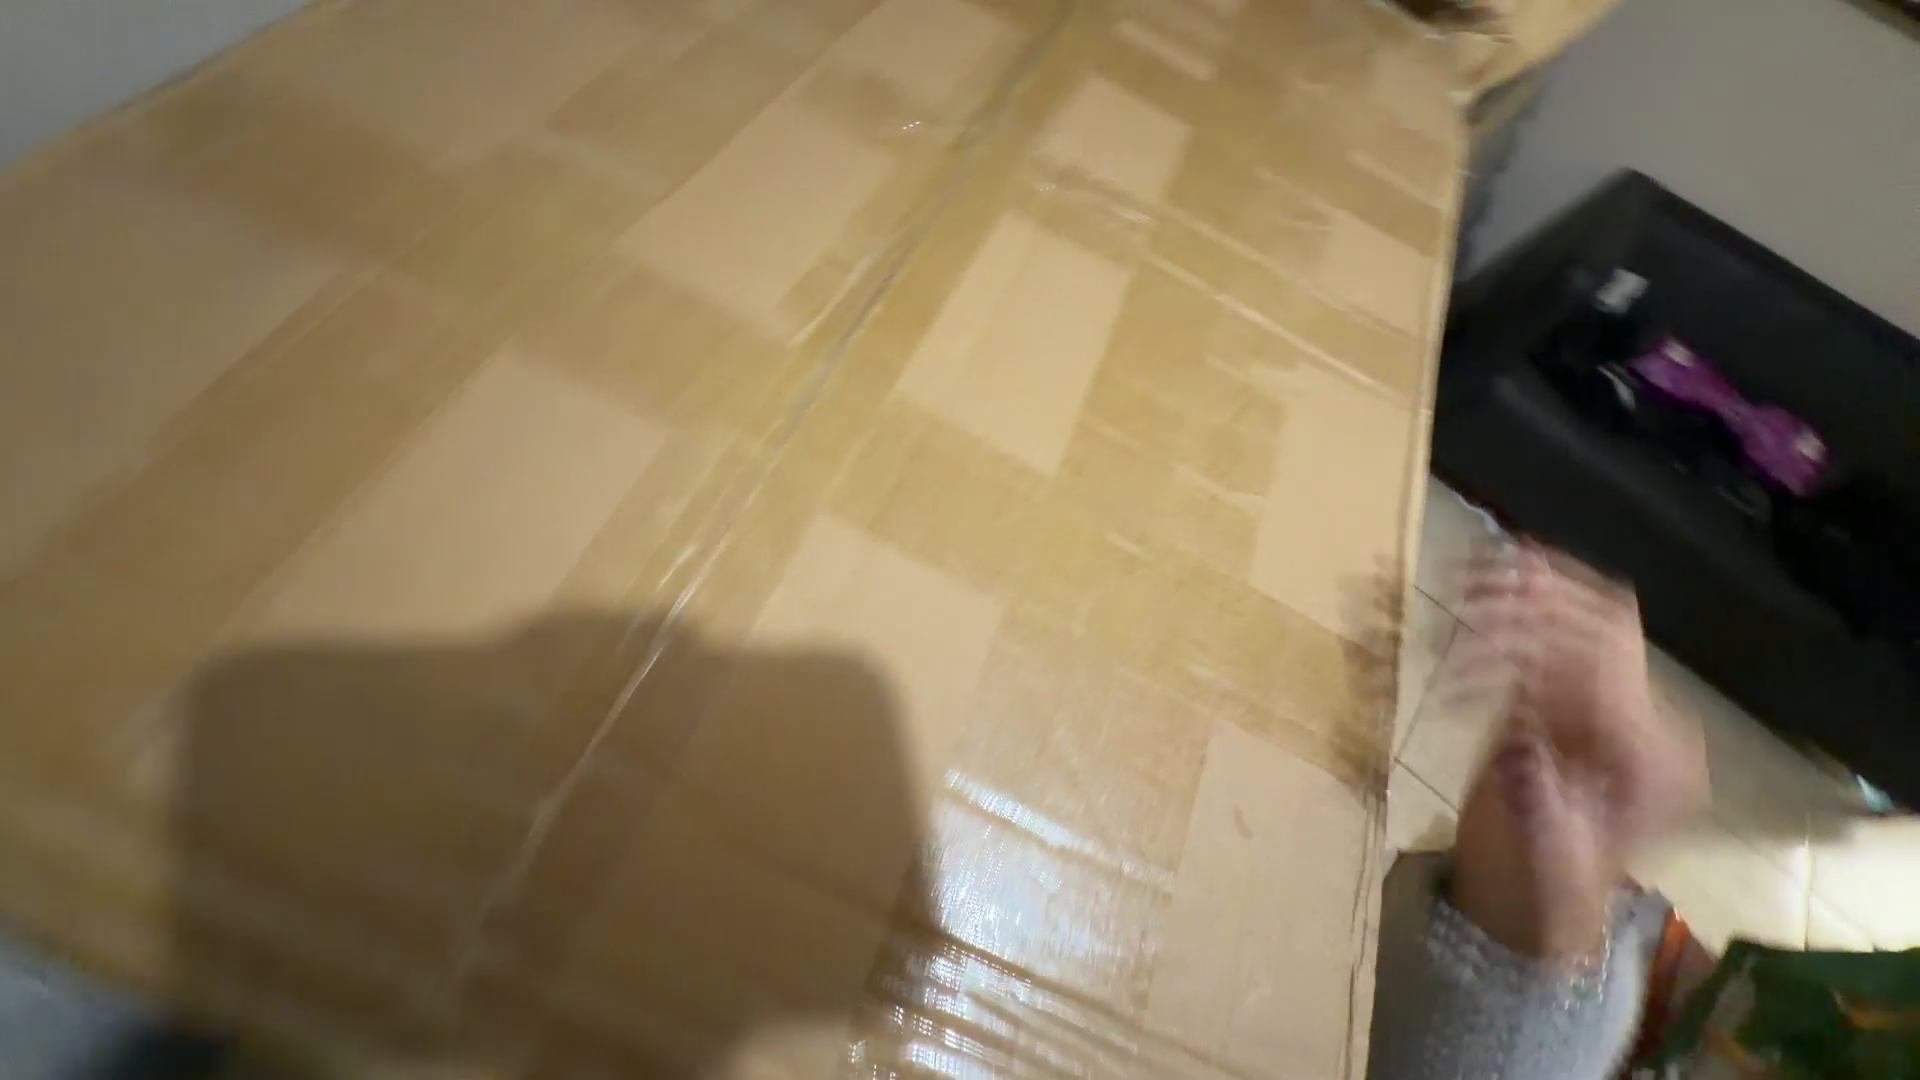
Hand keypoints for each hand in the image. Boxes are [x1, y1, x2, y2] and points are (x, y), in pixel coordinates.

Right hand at [1446, 543, 1706, 961]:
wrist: (1537, 900)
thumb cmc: (1540, 884)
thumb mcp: (1541, 852)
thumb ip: (1537, 801)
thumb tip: (1521, 747)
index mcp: (1646, 758)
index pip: (1603, 671)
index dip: (1537, 639)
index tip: (1472, 624)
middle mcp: (1641, 721)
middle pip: (1604, 630)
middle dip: (1538, 597)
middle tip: (1473, 572)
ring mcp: (1606, 708)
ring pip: (1583, 621)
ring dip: (1528, 592)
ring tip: (1471, 571)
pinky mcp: (1566, 703)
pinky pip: (1553, 640)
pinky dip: (1518, 610)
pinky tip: (1480, 593)